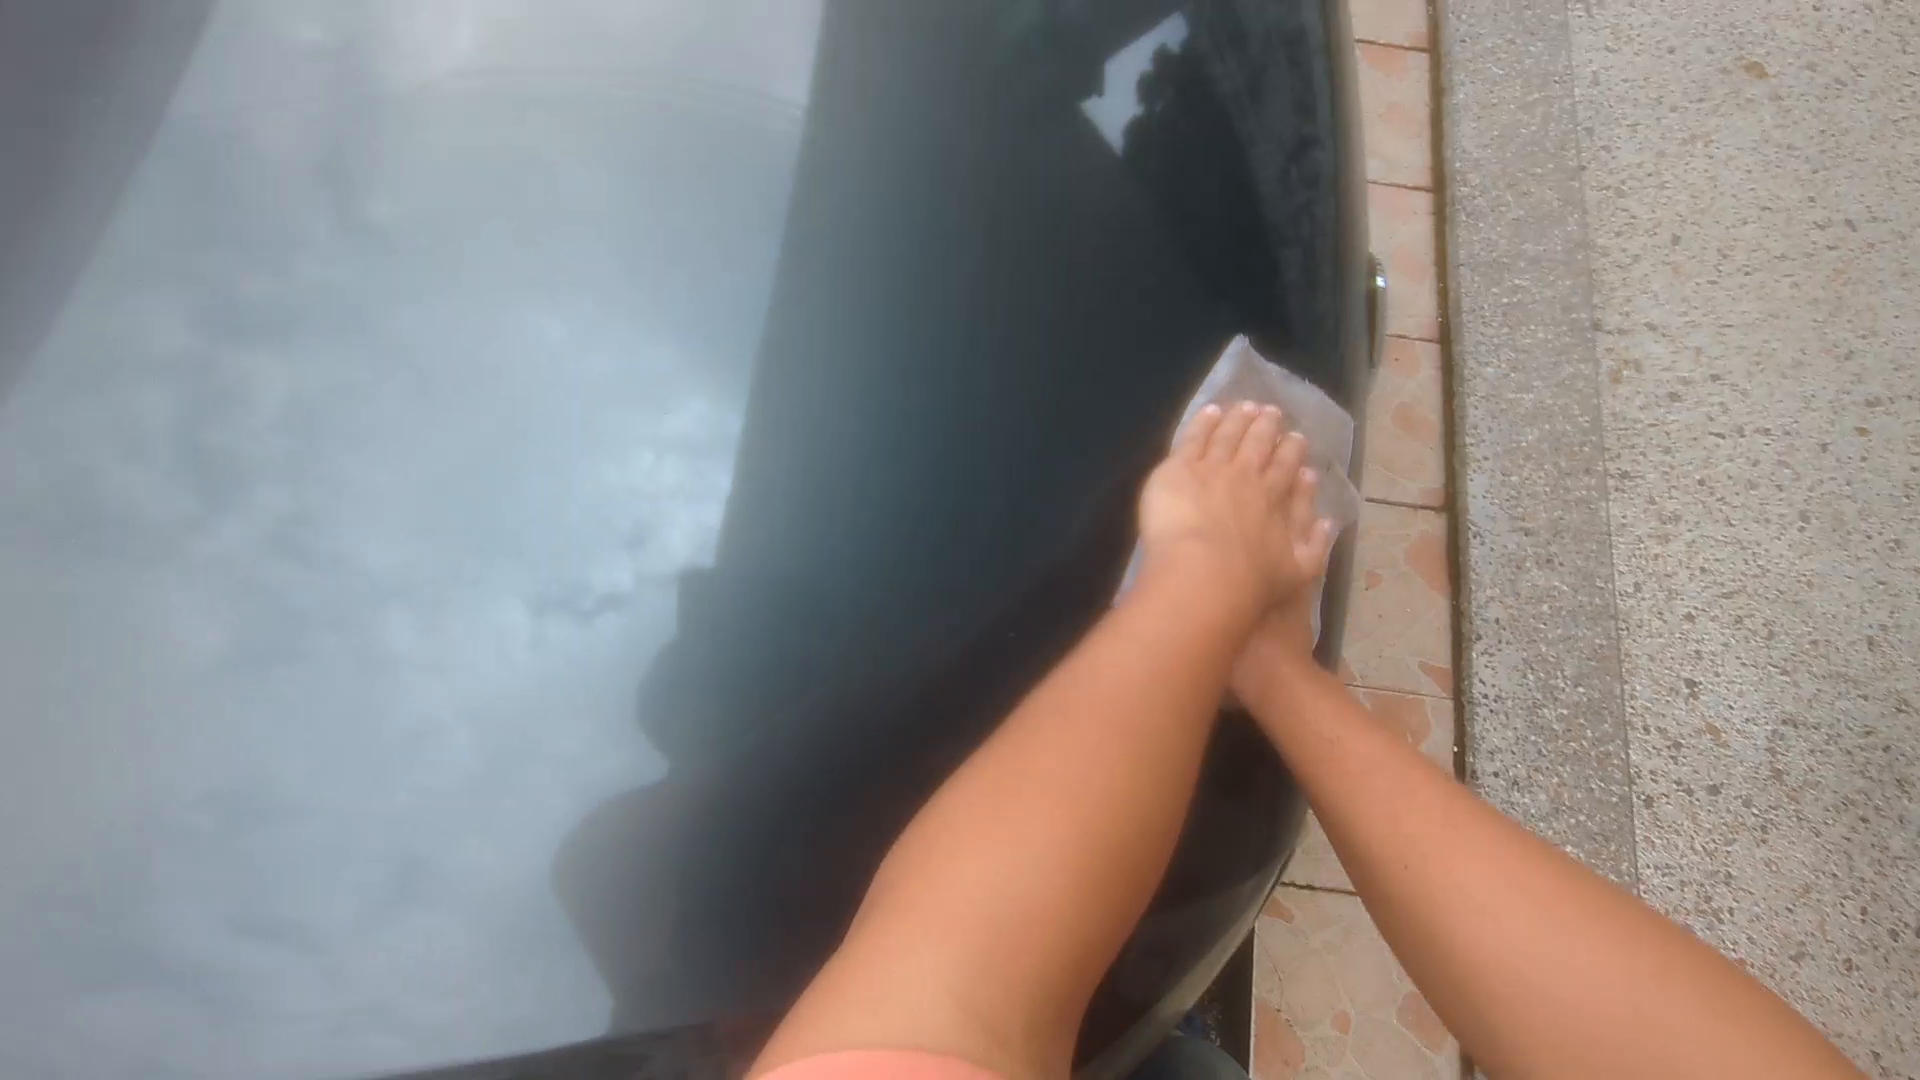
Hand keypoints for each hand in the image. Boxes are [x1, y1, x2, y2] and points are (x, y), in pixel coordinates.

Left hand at [1137, 401, 1334, 632]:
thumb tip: (1328, 522)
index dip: (1292, 452)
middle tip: (1272, 412)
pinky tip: (1210, 411)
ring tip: (1246, 406)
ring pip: (1228, 435)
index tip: (1297, 438)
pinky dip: (1204, 422)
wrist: (1201, 573)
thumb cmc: (1247, 581)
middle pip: (1259, 445)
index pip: (1285, 469)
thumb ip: (1315, 545)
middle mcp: (1246, 477)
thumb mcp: (1297, 571)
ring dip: (1238, 419)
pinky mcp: (1180, 468)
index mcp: (1273, 500)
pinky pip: (1193, 438)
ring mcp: (1212, 468)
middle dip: (1267, 427)